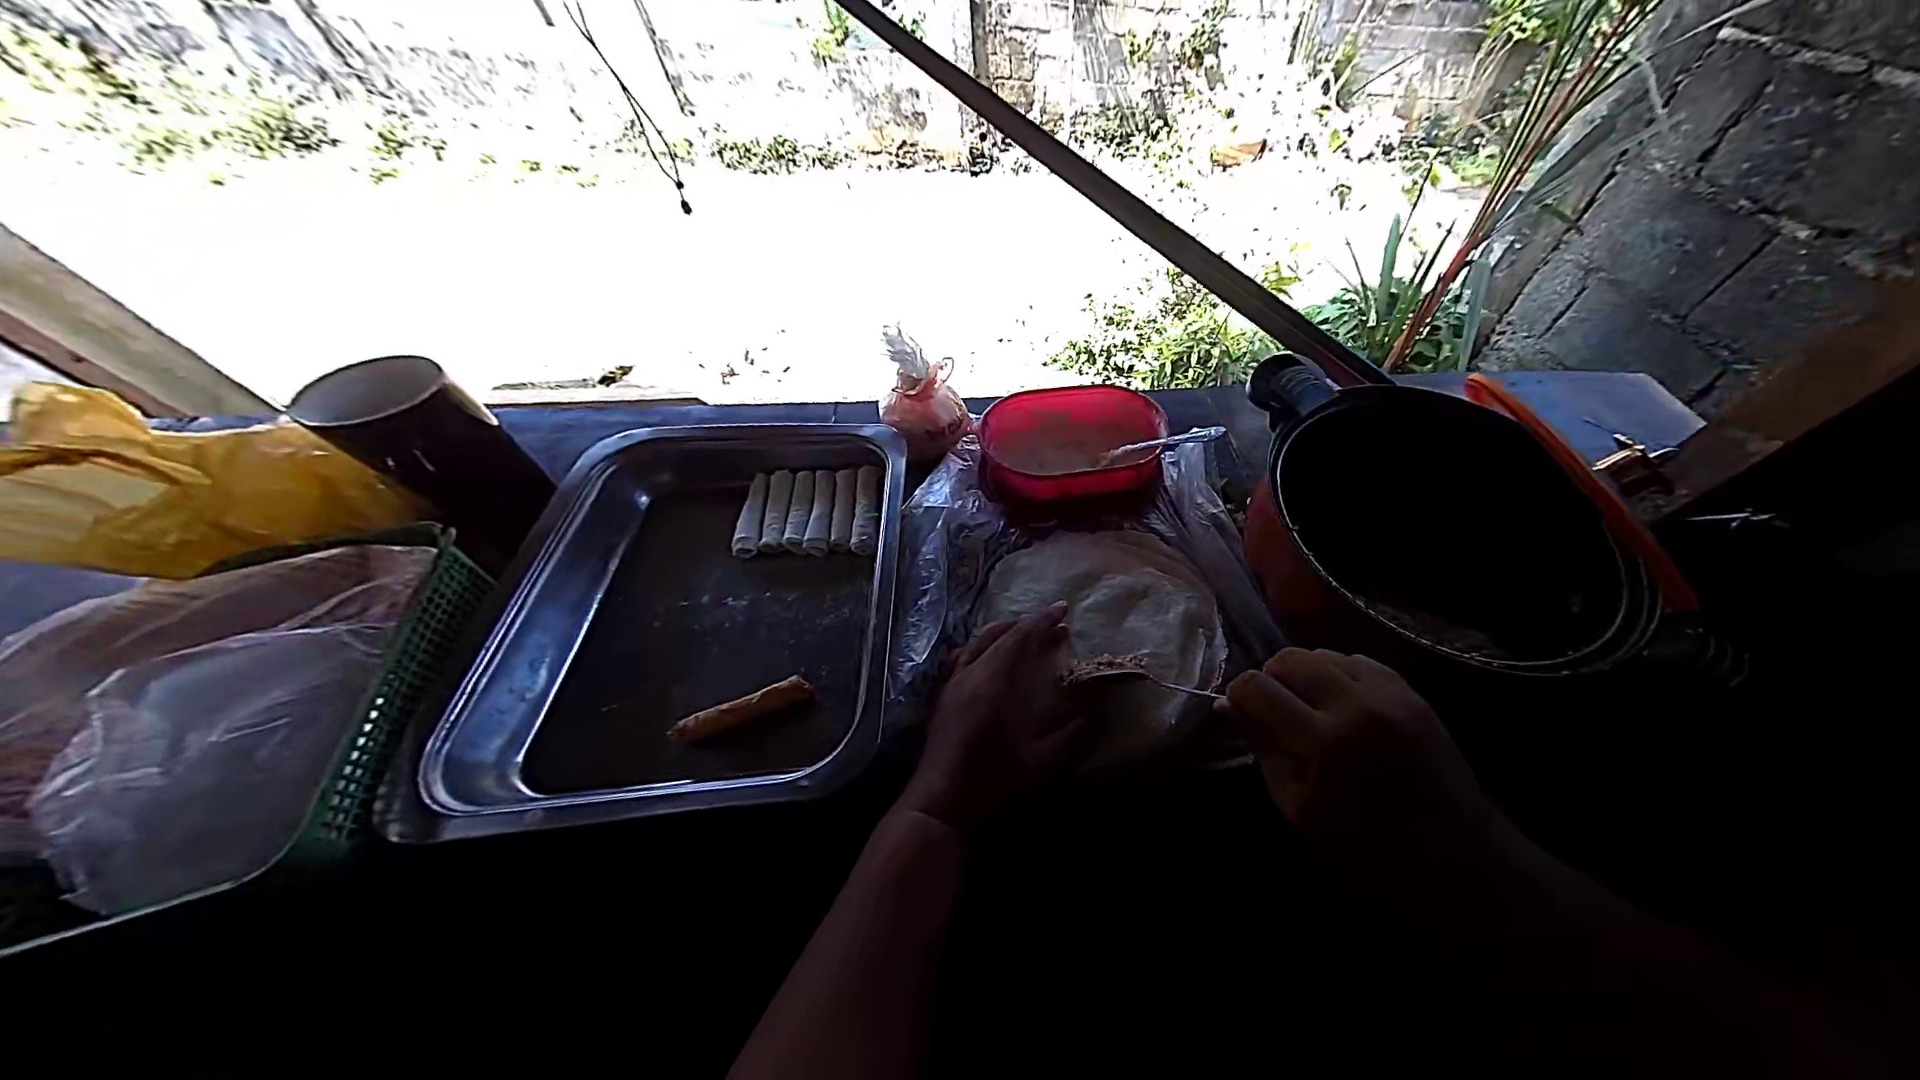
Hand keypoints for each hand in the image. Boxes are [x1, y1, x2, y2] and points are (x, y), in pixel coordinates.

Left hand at [897, 603, 1094, 832]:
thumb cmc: (991, 781)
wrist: (941, 802)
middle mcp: (970, 673)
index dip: (1042, 621)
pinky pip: (963, 656)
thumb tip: (1099, 716)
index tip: (1063, 611)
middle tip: (1051, 626)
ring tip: (1024, 635)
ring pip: (977, 642)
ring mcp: (952, 683)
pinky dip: (982, 647)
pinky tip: (989, 658)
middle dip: (1026, 625)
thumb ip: (1073, 738)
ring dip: (1003, 633)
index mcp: (994, 682)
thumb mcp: (1040, 763)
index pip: (1019, 638)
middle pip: (998, 635)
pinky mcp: (943, 696)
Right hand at [1218, 648, 1511, 915]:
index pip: (1257, 687)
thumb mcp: (1297, 804)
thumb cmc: (1366, 846)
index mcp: (1326, 741)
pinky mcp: (1412, 694)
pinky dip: (1339, 675)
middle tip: (1275, 709)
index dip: (1238, 694)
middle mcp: (1359, 706)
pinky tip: (1340, 704)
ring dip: (1306, 674)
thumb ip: (1261, 746)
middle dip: (1271, 678)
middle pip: (1290, 658)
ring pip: (1324, 654)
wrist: (1459, 860)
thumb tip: (1227, 705)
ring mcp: (1391, 695)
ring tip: (1309, 707)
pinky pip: (1358, 662)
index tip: (1240, 710)